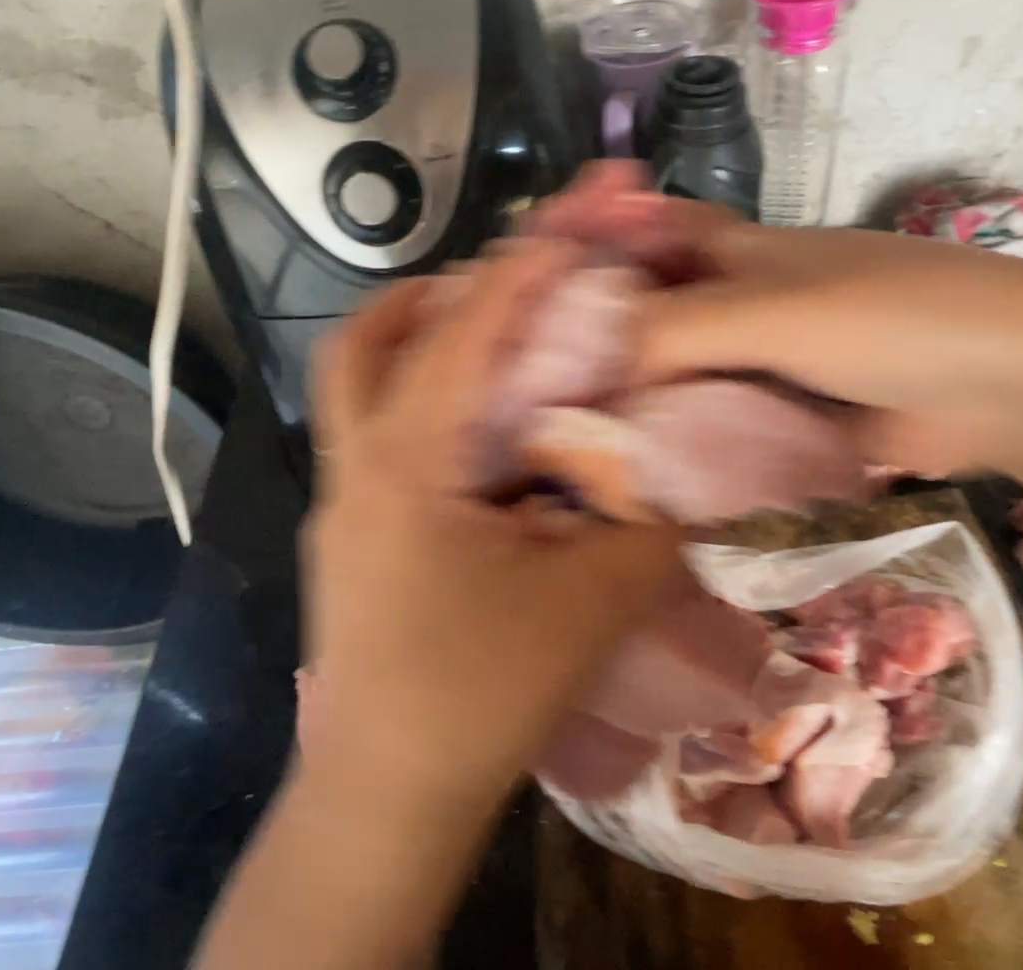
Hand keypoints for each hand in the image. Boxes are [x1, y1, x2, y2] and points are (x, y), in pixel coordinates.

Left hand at [302, 241, 693, 803]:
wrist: (389, 796)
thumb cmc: (483, 691)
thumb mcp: (594, 597)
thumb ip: (648, 516)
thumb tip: (680, 464)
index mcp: (408, 462)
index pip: (465, 335)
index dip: (522, 271)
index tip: (568, 225)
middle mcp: (358, 469)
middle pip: (366, 344)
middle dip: (434, 296)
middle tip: (505, 287)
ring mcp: (342, 510)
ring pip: (361, 395)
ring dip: (420, 354)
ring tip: (497, 355)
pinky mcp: (350, 547)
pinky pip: (379, 448)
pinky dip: (428, 417)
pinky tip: (487, 452)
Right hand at [523, 161, 1022, 475]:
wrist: (1005, 386)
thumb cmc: (885, 318)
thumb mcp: (766, 310)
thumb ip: (670, 334)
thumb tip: (584, 375)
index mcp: (731, 255)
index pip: (639, 245)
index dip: (586, 265)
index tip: (527, 309)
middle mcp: (738, 306)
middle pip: (651, 326)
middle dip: (601, 357)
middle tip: (535, 406)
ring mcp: (763, 368)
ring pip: (682, 386)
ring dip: (641, 415)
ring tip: (572, 457)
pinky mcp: (786, 425)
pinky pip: (719, 437)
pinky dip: (687, 456)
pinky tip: (641, 485)